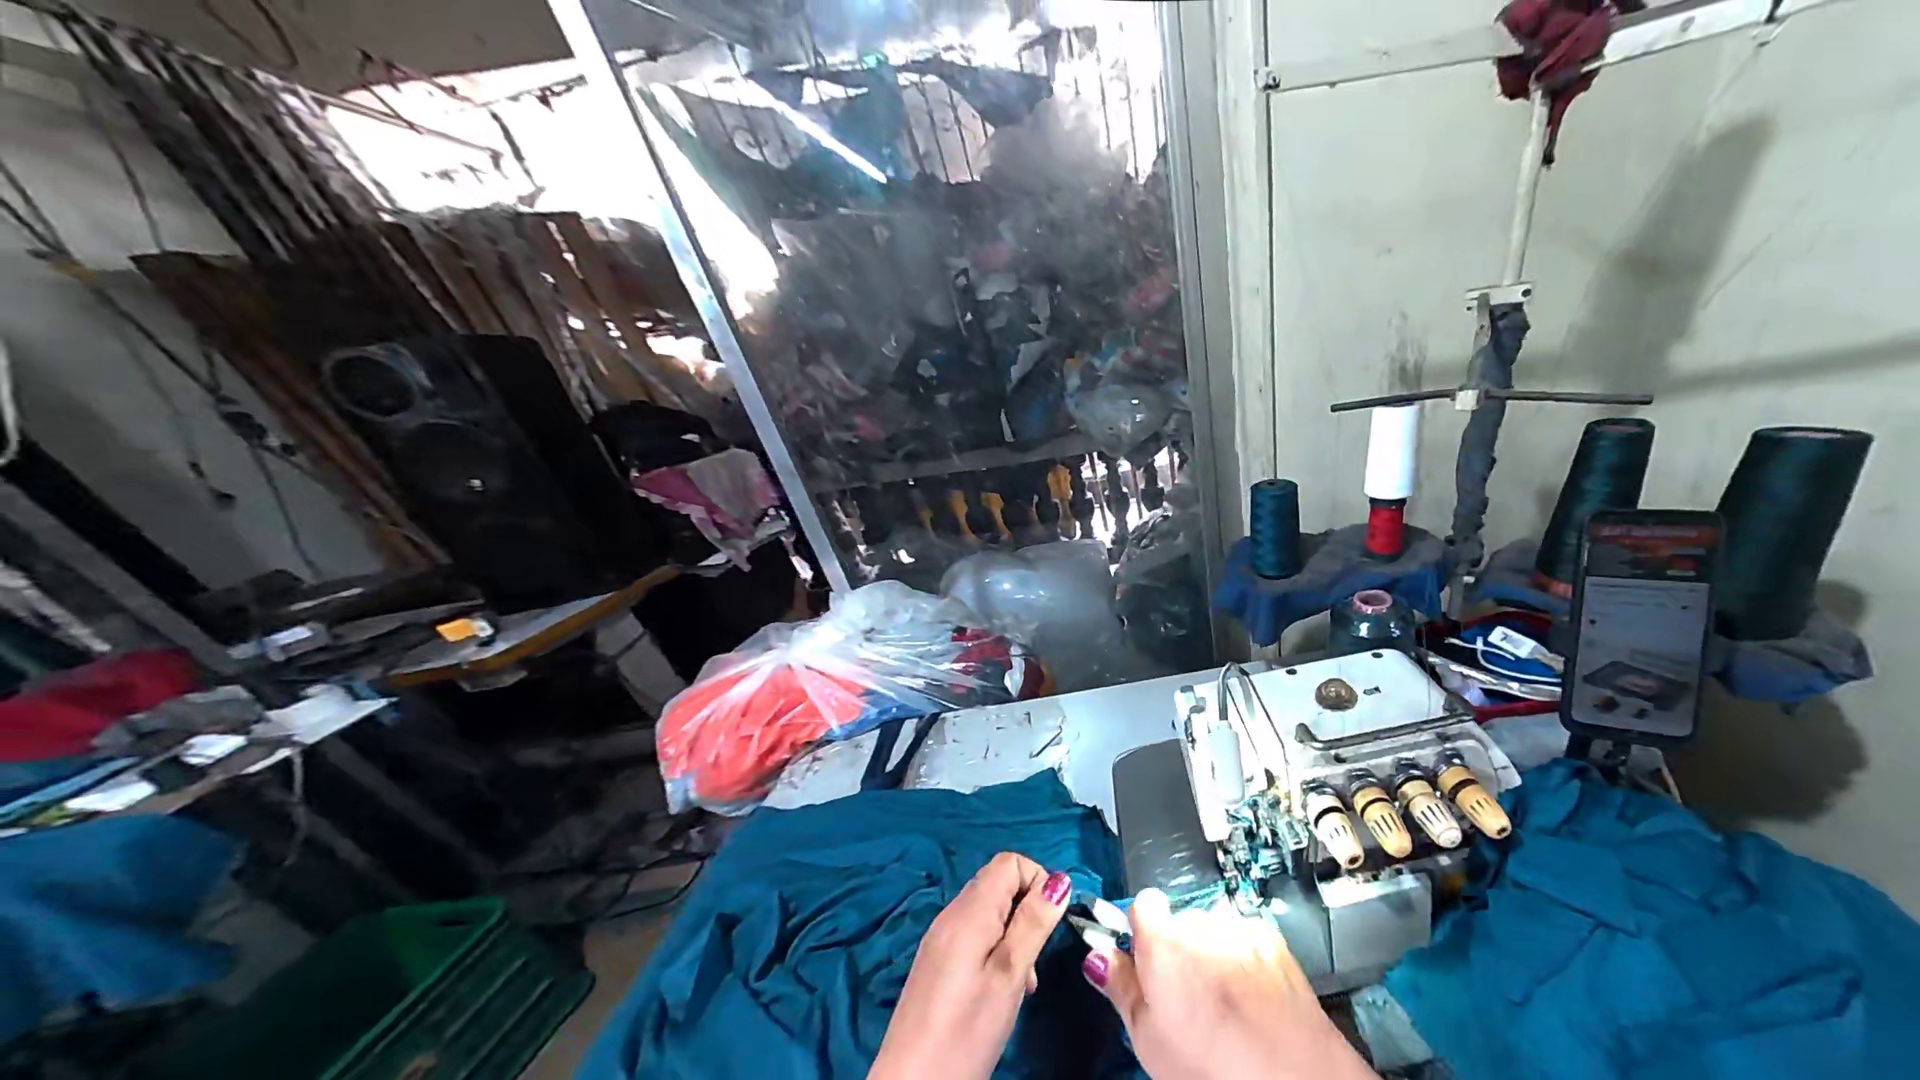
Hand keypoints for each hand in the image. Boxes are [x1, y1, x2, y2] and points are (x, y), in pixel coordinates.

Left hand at [870, 852, 1071, 1079]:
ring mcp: (942, 934)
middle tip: (1036, 958)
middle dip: (1028, 909)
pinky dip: (997, 947)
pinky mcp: (938, 957)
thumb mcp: (1009, 975)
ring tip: (1023, 981)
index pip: (1009, 861)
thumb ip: (1033, 923)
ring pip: (990, 909)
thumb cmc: (966, 1028)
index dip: (1038, 881)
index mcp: (969, 910)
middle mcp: (952, 912)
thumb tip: (1059, 880)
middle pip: (999, 882)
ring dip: (1015, 932)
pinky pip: (975, 931)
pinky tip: (1001, 987)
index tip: (1049, 923)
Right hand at [1082, 888, 1377, 1079]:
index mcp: (1162, 942)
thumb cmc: (1219, 1072)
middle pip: (1177, 921)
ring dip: (1210, 953)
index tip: (1142, 957)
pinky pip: (1244, 940)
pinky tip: (1250, 1001)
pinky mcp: (1274, 944)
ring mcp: (1240, 931)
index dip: (1140, 930)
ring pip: (1210, 931)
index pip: (1140, 904)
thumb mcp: (1150, 1041)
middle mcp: (1200, 924)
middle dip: (1176, 948)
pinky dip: (1242, 960)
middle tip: (1184, 998)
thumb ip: (1120, 987)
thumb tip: (1097, 956)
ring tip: (1222, 1006)